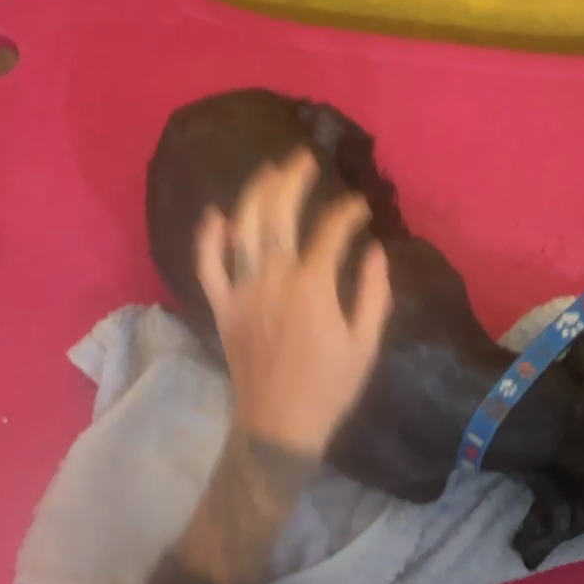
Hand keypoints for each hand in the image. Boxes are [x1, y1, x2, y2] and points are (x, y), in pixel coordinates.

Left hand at [196, 148, 392, 456]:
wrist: (279, 424)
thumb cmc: (329, 388)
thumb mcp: (365, 344)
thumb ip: (372, 292)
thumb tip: (375, 250)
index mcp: (313, 286)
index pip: (331, 231)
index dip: (348, 212)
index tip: (361, 208)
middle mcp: (273, 278)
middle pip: (279, 214)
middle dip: (293, 179)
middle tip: (304, 159)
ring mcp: (242, 291)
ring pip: (242, 229)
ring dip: (255, 194)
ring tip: (269, 171)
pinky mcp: (223, 307)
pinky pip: (208, 266)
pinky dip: (209, 239)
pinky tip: (217, 215)